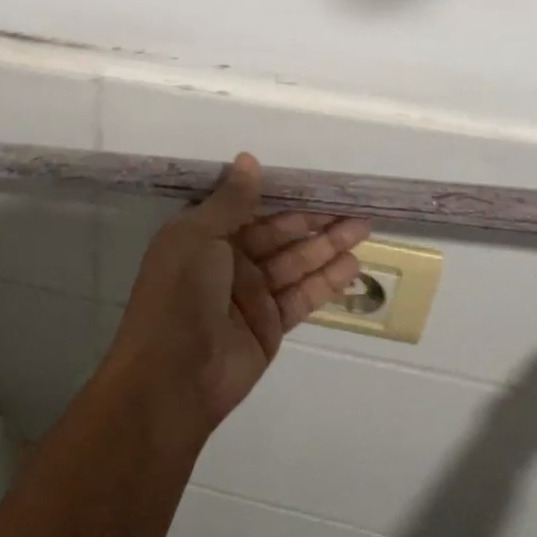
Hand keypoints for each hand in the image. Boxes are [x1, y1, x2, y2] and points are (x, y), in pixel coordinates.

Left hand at [100, 153, 371, 432]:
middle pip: (277, 233)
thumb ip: (230, 202)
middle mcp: (227, 261)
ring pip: (295, 262)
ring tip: (363, 227)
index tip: (312, 178)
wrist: (173, 377)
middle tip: (351, 203)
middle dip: (312, 219)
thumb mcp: (198, 237)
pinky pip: (302, 296)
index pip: (246, 207)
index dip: (278, 193)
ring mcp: (250, 295)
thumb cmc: (178, 295)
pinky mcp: (270, 325)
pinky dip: (326, 281)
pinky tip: (352, 265)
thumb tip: (247, 159)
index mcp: (202, 235)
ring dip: (327, 246)